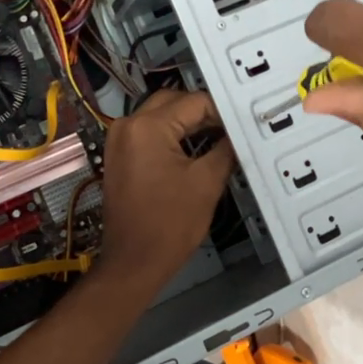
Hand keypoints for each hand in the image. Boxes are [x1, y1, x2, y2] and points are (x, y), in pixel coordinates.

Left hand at [95, 90, 235, 289]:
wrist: (133, 262)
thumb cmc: (170, 224)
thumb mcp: (206, 183)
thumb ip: (225, 149)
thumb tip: (238, 133)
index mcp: (148, 127)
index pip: (194, 102)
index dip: (222, 110)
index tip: (244, 122)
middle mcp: (128, 124)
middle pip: (174, 101)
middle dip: (203, 112)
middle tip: (232, 127)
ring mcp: (119, 139)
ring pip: (160, 115)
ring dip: (187, 122)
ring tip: (219, 136)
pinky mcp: (118, 154)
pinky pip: (148, 132)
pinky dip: (171, 135)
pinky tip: (195, 147)